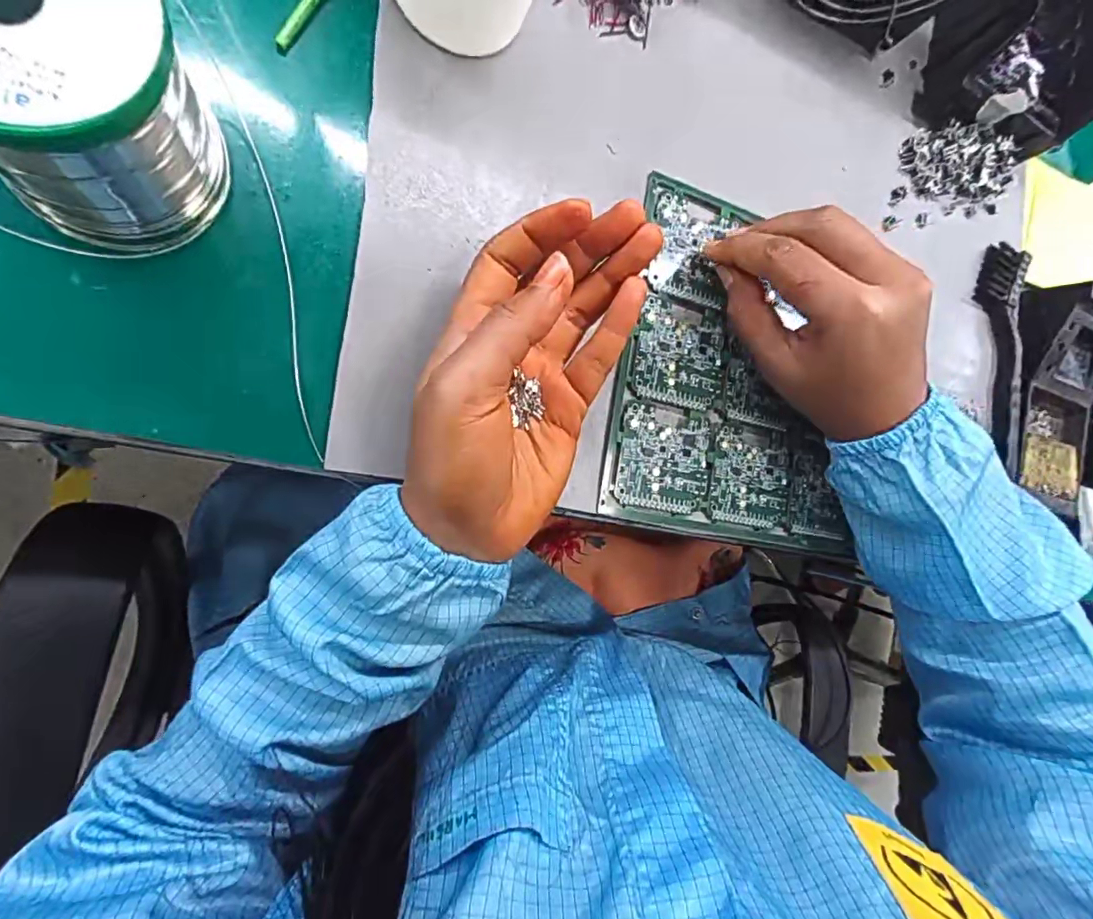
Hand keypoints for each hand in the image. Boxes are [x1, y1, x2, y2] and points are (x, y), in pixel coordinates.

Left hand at [402, 199, 661, 561]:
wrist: (466, 530)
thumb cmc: (448, 464)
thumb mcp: (462, 387)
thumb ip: (509, 328)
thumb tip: (554, 274)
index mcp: (471, 335)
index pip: (506, 266)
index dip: (540, 235)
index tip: (578, 213)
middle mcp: (508, 347)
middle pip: (552, 281)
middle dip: (589, 245)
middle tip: (629, 219)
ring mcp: (541, 376)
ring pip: (581, 313)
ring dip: (611, 276)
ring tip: (644, 244)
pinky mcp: (567, 407)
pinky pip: (596, 357)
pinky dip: (616, 326)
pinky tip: (635, 294)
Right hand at [703, 207, 930, 441]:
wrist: (887, 418)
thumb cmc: (835, 400)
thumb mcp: (777, 364)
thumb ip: (749, 313)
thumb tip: (731, 271)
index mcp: (852, 312)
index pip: (789, 257)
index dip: (745, 249)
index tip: (718, 251)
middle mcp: (888, 282)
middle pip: (819, 224)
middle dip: (768, 229)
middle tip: (735, 244)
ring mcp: (905, 272)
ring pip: (840, 223)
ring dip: (793, 229)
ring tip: (760, 248)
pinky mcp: (908, 270)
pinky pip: (856, 238)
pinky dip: (818, 241)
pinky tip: (794, 256)